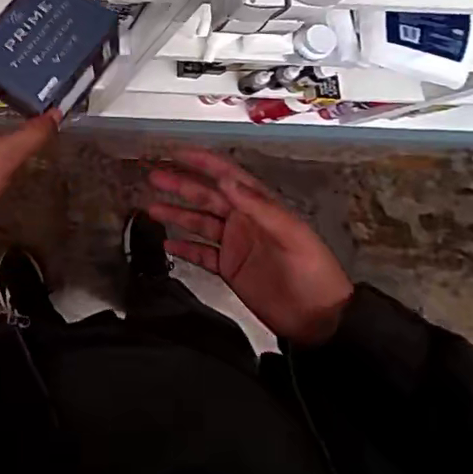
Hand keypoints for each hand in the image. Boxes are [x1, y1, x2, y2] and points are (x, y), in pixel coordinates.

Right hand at [145, 147, 352, 345]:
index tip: (178, 153)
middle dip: (181, 185)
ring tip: (152, 208)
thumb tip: (227, 182)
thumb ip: (258, 207)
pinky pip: (202, 254)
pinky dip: (184, 248)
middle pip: (206, 197)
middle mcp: (244, 221)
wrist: (320, 320)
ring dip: (176, 214)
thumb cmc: (312, 272)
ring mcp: (235, 245)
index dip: (204, 163)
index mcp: (259, 207)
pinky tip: (167, 244)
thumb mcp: (290, 234)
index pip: (227, 177)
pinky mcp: (230, 269)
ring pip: (199, 223)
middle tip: (154, 176)